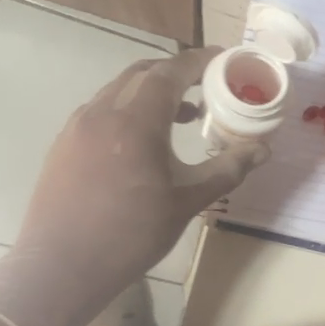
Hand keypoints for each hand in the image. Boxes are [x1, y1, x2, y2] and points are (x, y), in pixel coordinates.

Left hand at [0, 50, 266, 325]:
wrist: (62, 266)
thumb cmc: (131, 234)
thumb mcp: (188, 201)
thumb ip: (227, 169)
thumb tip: (262, 150)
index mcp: (134, 122)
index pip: (170, 73)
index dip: (199, 61)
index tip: (223, 59)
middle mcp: (101, 113)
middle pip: (142, 73)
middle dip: (176, 72)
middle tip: (208, 85)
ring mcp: (77, 127)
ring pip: (119, 90)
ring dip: (153, 92)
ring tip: (184, 114)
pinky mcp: (65, 145)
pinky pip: (103, 111)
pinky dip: (131, 110)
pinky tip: (146, 142)